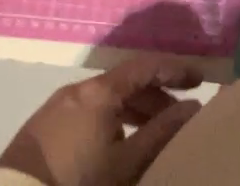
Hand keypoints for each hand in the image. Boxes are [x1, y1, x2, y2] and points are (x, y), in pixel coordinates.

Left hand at [0, 55, 207, 185]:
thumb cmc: (77, 183)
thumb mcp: (126, 163)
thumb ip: (163, 132)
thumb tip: (193, 107)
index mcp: (100, 91)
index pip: (147, 66)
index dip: (176, 70)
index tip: (199, 82)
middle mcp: (77, 90)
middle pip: (126, 81)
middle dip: (156, 94)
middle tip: (178, 112)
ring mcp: (55, 108)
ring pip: (105, 98)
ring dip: (133, 108)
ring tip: (150, 131)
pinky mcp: (39, 129)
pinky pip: (86, 112)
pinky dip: (110, 118)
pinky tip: (116, 142)